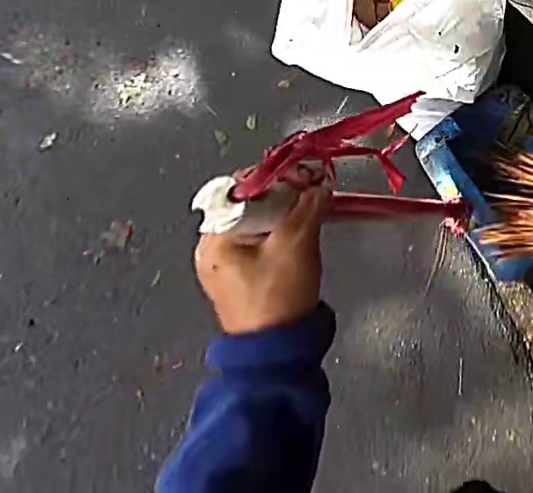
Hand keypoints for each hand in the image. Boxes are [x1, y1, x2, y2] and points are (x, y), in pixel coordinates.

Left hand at [194, 184, 326, 333]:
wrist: (280, 356)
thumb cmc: (279, 301)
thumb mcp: (296, 243)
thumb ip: (308, 204)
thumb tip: (319, 184)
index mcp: (215, 239)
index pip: (240, 187)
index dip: (273, 176)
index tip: (301, 175)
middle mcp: (214, 247)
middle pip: (249, 200)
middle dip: (284, 191)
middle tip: (310, 188)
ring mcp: (227, 262)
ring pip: (258, 217)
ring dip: (286, 209)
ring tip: (310, 205)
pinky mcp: (244, 273)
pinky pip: (261, 236)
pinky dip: (282, 227)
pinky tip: (302, 227)